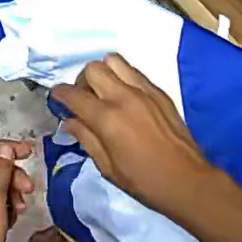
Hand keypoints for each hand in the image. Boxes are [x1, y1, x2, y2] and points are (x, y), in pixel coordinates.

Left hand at [0, 137, 34, 241]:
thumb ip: (1, 168)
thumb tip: (5, 146)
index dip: (9, 147)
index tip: (30, 152)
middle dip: (15, 175)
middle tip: (27, 189)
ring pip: (1, 187)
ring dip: (14, 193)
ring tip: (20, 209)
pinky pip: (0, 204)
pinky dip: (10, 207)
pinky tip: (13, 219)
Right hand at [50, 54, 220, 217]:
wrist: (185, 178)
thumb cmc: (142, 180)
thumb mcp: (107, 167)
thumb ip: (86, 138)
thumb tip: (70, 120)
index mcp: (107, 118)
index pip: (74, 95)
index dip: (60, 93)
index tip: (57, 96)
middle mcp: (124, 96)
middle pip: (93, 68)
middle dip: (81, 80)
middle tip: (83, 97)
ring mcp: (144, 90)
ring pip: (115, 60)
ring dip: (104, 72)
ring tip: (103, 91)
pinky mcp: (159, 91)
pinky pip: (134, 71)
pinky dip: (123, 76)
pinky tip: (124, 95)